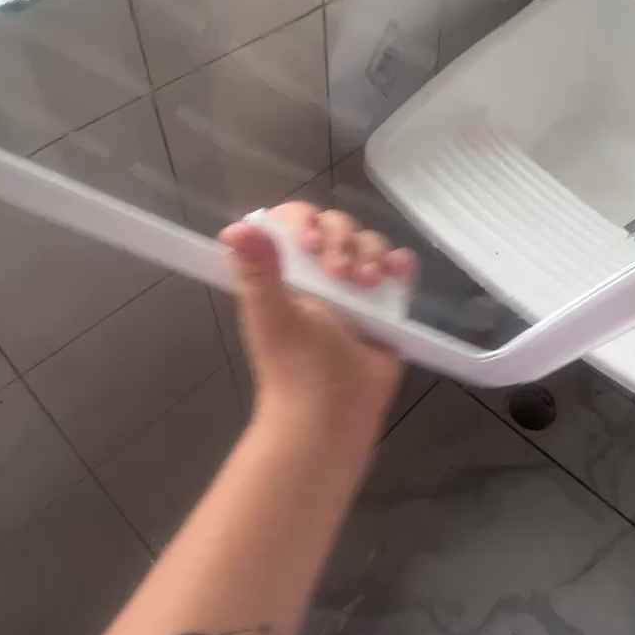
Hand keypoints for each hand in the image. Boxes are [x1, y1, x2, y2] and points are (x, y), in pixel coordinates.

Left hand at [218, 202, 418, 427]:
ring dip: (372, 253)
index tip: (310, 245)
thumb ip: (258, 271)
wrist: (334, 412)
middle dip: (343, 241)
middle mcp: (319, 273)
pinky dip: (401, 263)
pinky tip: (397, 275)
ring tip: (367, 284)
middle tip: (341, 273)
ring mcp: (355, 287)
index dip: (304, 222)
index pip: (293, 222)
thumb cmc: (297, 365)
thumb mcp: (274, 316)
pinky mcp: (386, 301)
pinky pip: (398, 267)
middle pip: (338, 226)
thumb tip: (234, 229)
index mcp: (285, 273)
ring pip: (369, 242)